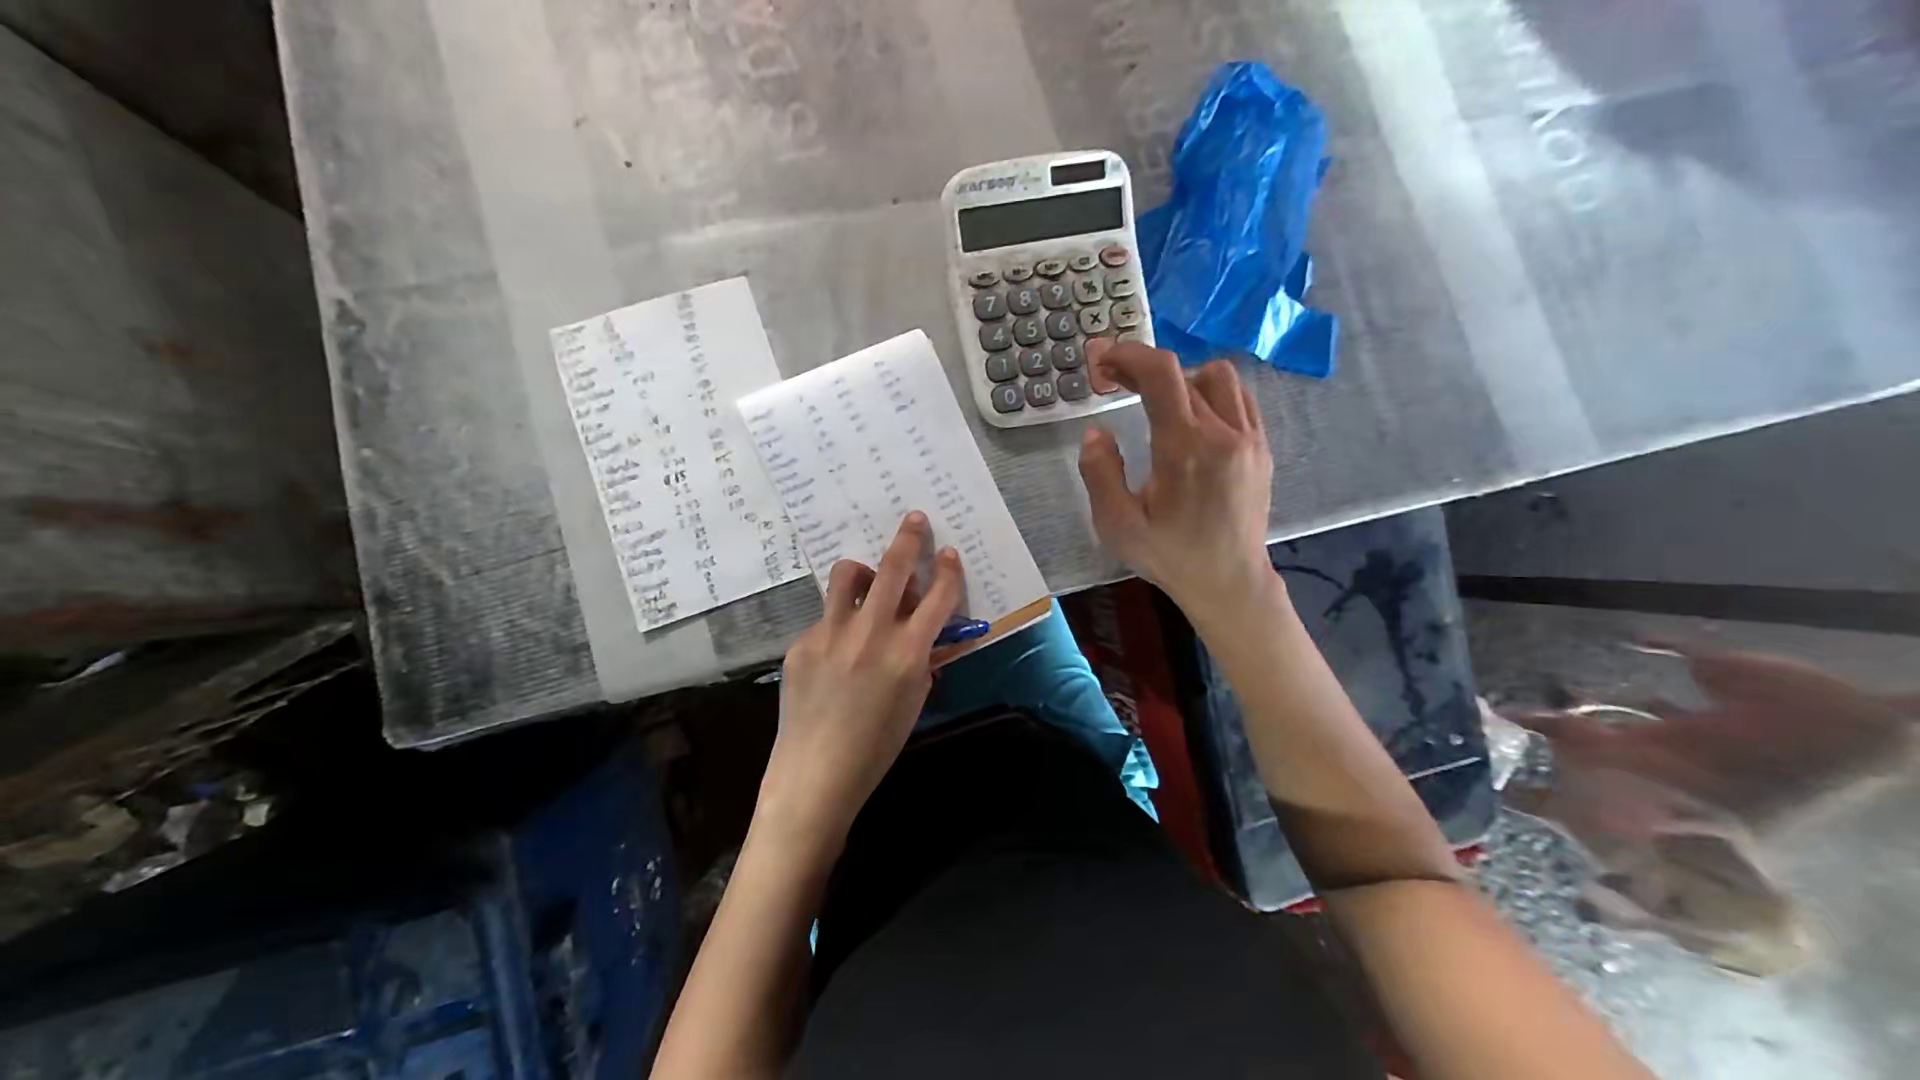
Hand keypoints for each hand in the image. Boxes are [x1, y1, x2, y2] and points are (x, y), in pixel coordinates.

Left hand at [758, 511, 963, 849]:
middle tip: (914, 518)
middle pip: (894, 568)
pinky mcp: (802, 642)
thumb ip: (924, 661)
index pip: (938, 598)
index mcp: (907, 654)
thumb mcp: (913, 702)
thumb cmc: (876, 746)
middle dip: (908, 538)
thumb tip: (930, 632)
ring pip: (850, 575)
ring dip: (865, 571)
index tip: (949, 554)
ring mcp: (831, 634)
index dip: (948, 571)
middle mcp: (871, 633)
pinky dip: (840, 622)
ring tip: (869, 582)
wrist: (816, 773)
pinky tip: (837, 651)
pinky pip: (827, 617)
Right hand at [1079, 341, 1276, 613]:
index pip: (1162, 373)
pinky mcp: (1262, 448)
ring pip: (1219, 376)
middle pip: (1185, 371)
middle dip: (1144, 368)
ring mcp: (1250, 438)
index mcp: (1185, 449)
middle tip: (1116, 383)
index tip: (1103, 361)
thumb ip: (1100, 473)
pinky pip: (1239, 398)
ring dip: (1182, 378)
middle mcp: (1224, 433)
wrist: (1229, 582)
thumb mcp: (1118, 525)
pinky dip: (1210, 394)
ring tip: (1157, 401)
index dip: (1129, 355)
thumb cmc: (1170, 556)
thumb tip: (1097, 431)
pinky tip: (1191, 418)